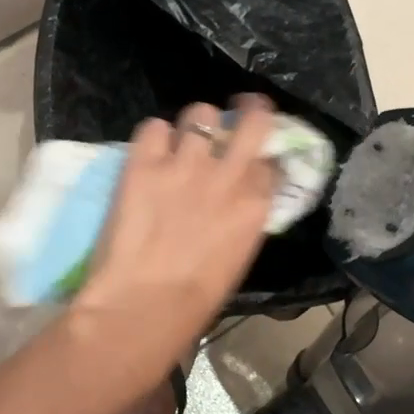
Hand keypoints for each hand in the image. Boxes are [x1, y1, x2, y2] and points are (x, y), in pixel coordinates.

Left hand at [71, 97, 280, 368]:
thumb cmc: (194, 301)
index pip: (271, 162)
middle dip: (249, 109)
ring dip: (195, 124)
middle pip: (251, 119)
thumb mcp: (237, 259)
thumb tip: (234, 203)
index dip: (262, 156)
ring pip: (200, 114)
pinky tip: (149, 154)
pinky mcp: (143, 163)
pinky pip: (153, 126)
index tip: (254, 158)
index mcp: (255, 207)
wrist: (142, 306)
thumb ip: (240, 220)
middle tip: (240, 108)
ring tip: (183, 140)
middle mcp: (227, 176)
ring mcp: (184, 165)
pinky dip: (154, 136)